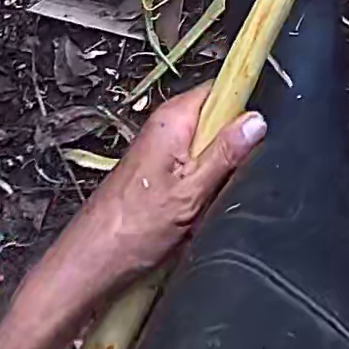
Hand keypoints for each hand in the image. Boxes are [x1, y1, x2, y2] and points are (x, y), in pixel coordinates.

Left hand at [53, 83, 266, 294]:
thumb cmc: (130, 226)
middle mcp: (167, 125)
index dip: (242, 107)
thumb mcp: (192, 190)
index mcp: (174, 117)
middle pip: (217, 121)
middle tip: (221, 179)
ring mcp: (162, 146)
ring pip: (207, 148)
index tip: (254, 131)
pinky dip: (199, 188)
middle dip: (229, 150)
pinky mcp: (159, 169)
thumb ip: (227, 152)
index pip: (221, 88)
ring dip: (214, 174)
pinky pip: (194, 168)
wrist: (93, 260)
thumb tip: (256, 121)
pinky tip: (191, 211)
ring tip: (201, 201)